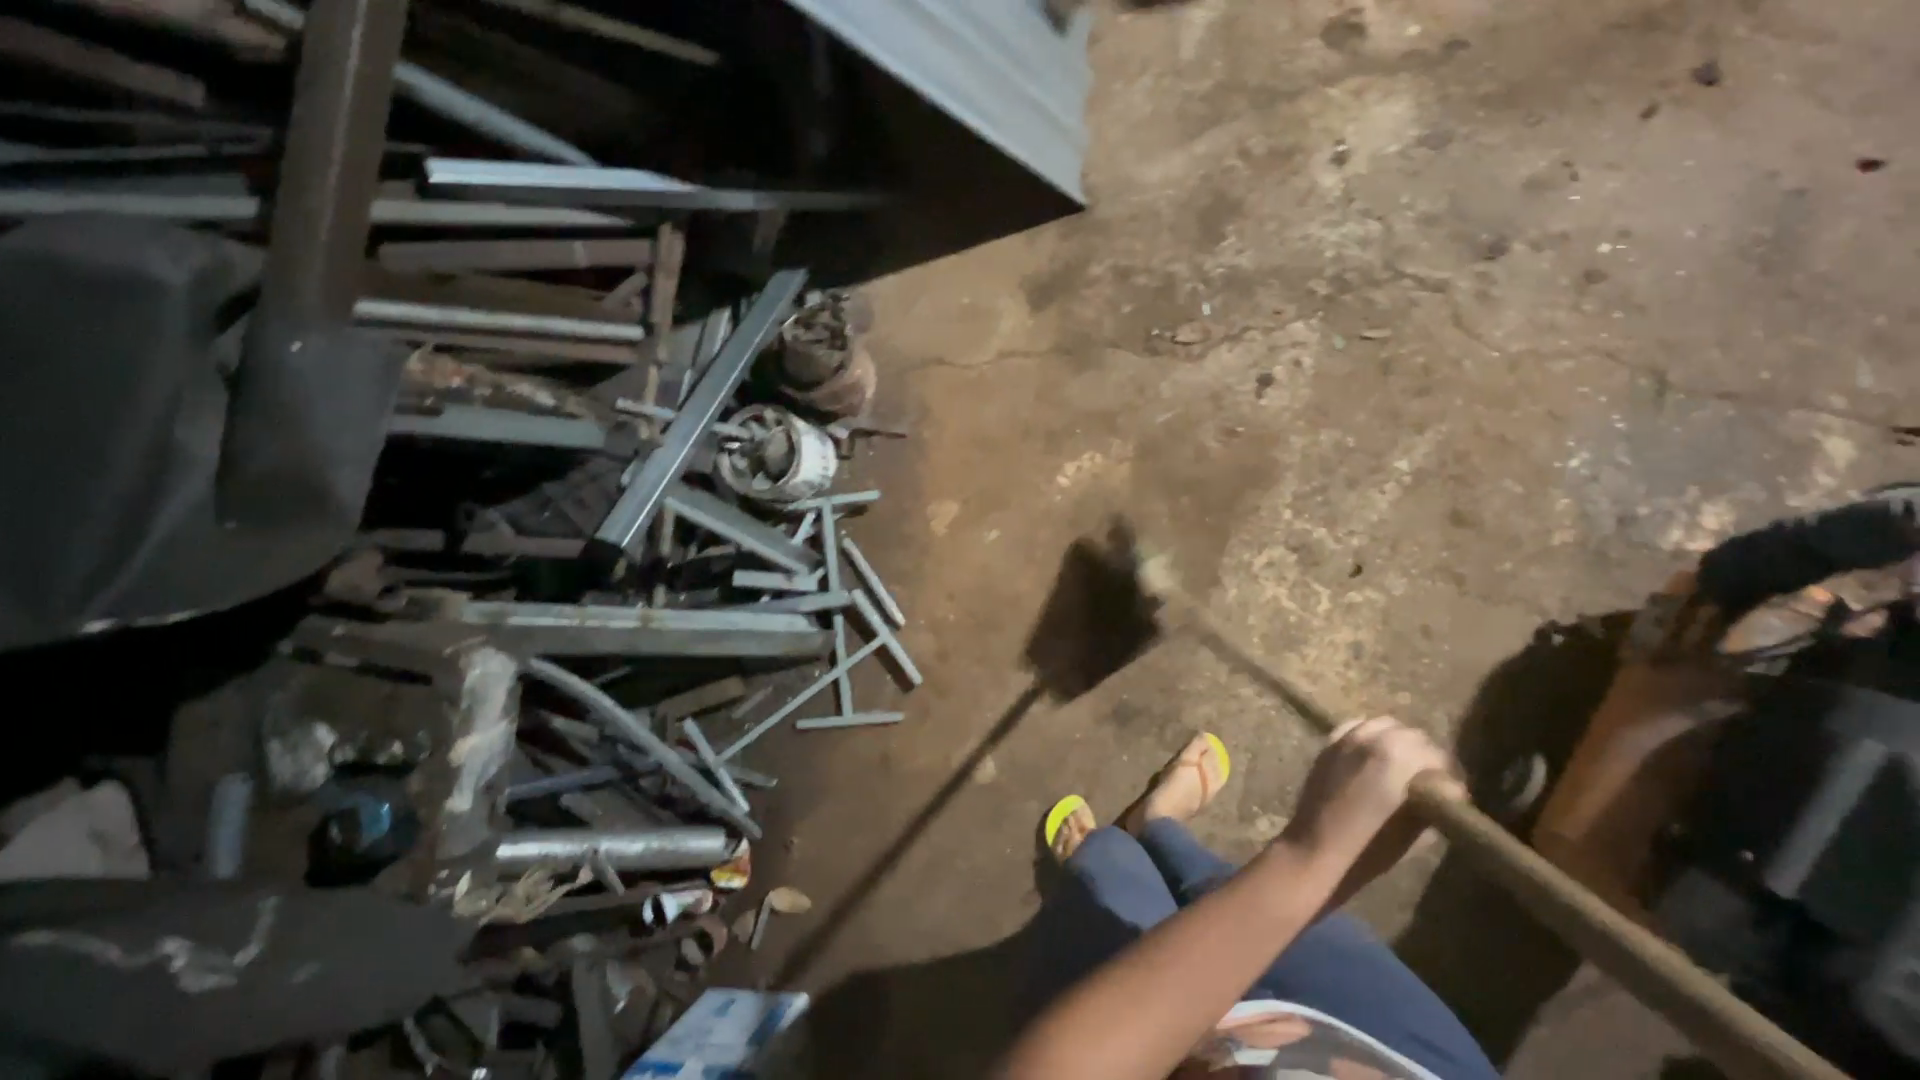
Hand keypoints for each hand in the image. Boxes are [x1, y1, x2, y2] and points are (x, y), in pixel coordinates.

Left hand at [1277, 716, 1462, 881]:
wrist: (1315, 847)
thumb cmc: (1369, 845)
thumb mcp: (1416, 829)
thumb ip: (1435, 802)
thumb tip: (1448, 792)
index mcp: (1398, 756)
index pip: (1439, 758)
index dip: (1451, 778)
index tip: (1455, 796)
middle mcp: (1372, 737)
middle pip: (1415, 737)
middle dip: (1427, 758)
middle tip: (1431, 781)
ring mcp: (1347, 737)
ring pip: (1385, 726)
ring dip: (1399, 742)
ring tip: (1404, 767)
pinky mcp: (1328, 744)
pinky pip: (1356, 727)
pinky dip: (1370, 736)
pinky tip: (1375, 754)